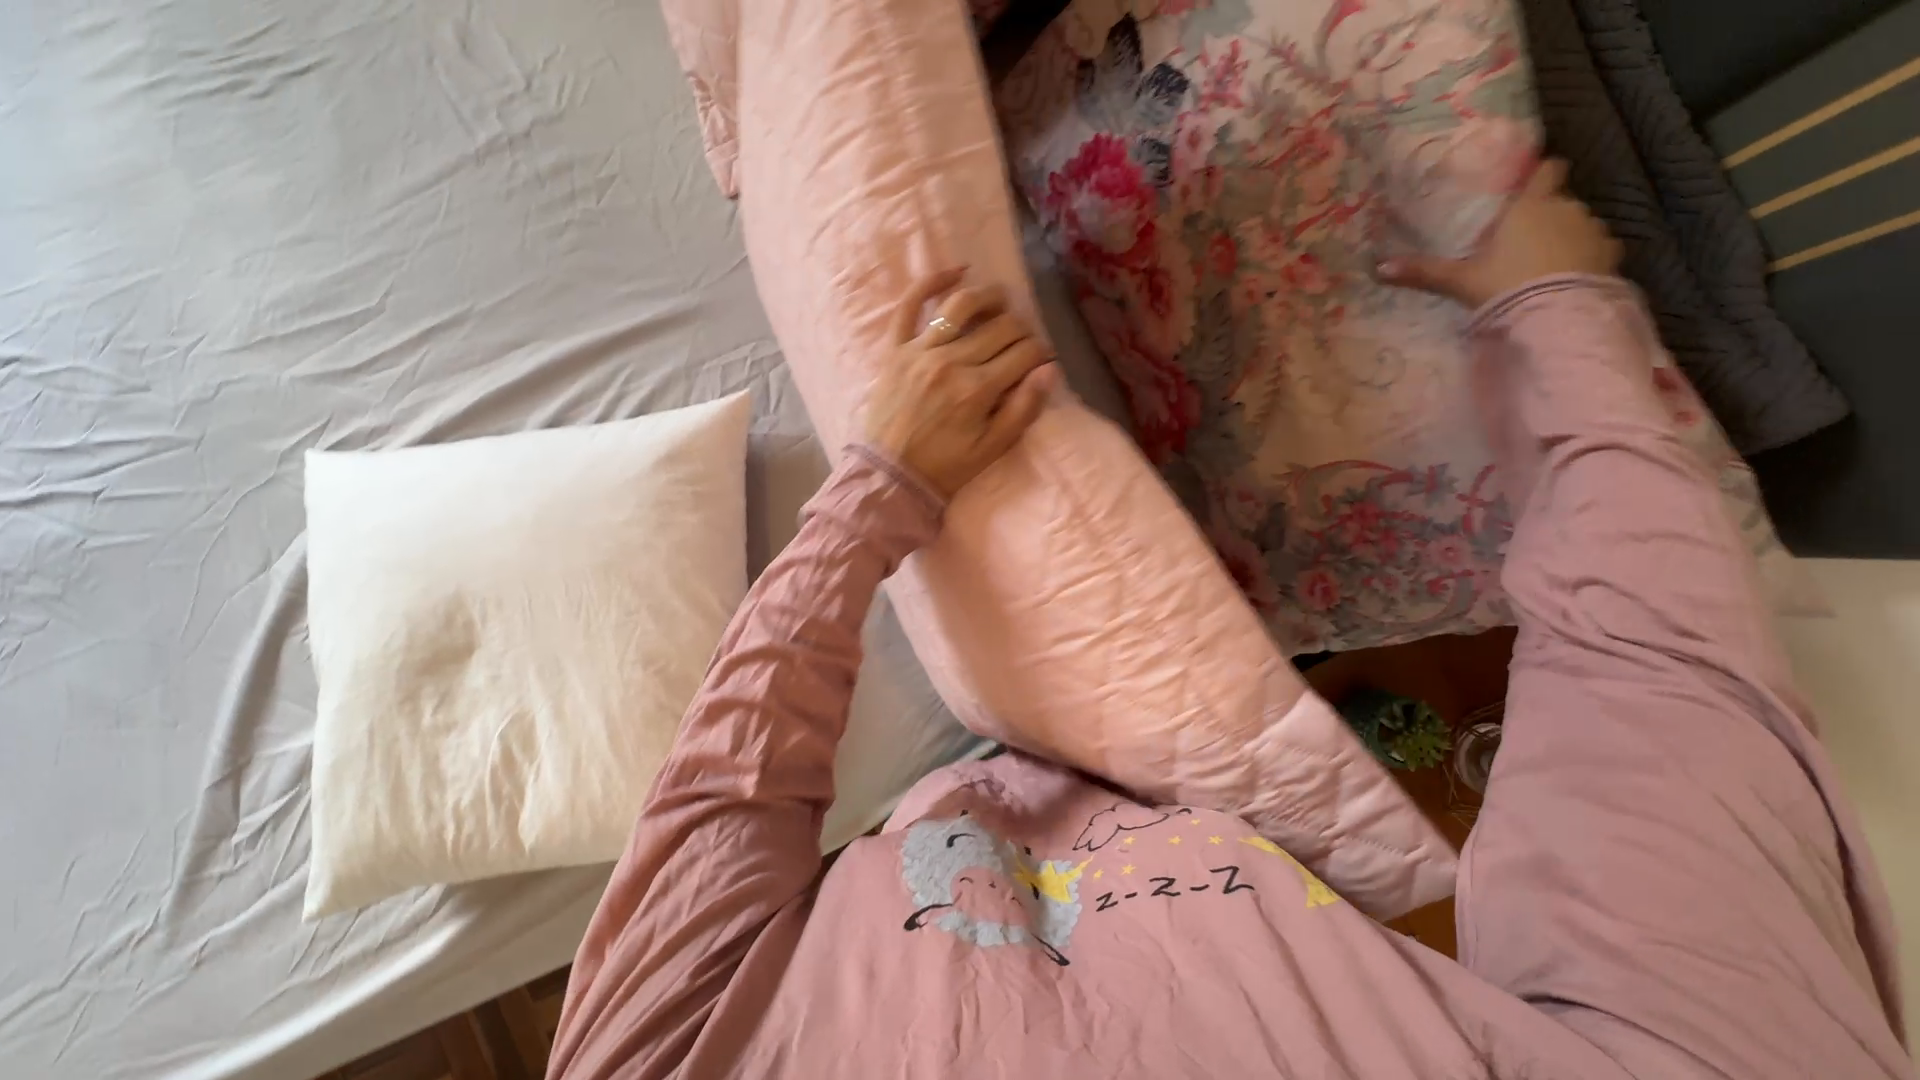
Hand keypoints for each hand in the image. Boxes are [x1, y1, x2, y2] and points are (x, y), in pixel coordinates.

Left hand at [862, 269, 1057, 498]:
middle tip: (1023, 341)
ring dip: (989, 297)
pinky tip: (957, 271)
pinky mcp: (895, 348)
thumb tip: (1050, 370)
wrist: (890, 475)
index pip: (1024, 353)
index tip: (1043, 359)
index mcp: (977, 390)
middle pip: (1001, 328)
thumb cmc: (945, 466)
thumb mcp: (992, 449)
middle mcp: (951, 362)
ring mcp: (919, 351)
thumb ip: (1023, 409)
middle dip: (1022, 331)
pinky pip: (910, 304)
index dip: (1041, 353)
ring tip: (1001, 299)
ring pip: (962, 306)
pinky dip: (933, 282)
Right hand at [1375, 159, 1621, 308]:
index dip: (1539, 172)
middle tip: (1520, 237)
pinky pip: (1597, 248)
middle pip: (1559, 199)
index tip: (1527, 182)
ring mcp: (1593, 230)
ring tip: (1544, 262)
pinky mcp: (1611, 254)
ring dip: (1564, 235)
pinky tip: (1568, 277)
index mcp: (1530, 206)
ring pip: (1578, 223)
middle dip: (1544, 213)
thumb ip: (1423, 272)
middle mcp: (1567, 208)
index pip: (1547, 168)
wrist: (1557, 314)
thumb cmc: (1506, 285)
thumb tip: (1378, 268)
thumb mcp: (1459, 281)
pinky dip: (1584, 257)